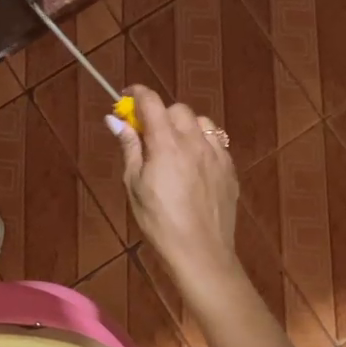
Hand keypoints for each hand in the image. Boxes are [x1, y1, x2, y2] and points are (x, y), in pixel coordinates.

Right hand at [109, 85, 243, 284]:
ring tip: (173, 146)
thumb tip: (115, 120)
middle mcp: (195, 142)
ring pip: (201, 122)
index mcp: (167, 143)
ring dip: (184, 126)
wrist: (200, 253)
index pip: (152, 102)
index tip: (125, 97)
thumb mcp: (134, 184)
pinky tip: (193, 163)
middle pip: (178, 109)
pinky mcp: (230, 170)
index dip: (137, 93)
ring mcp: (217, 155)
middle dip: (160, 113)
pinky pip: (216, 143)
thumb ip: (129, 147)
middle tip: (147, 133)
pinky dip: (202, 142)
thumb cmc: (158, 221)